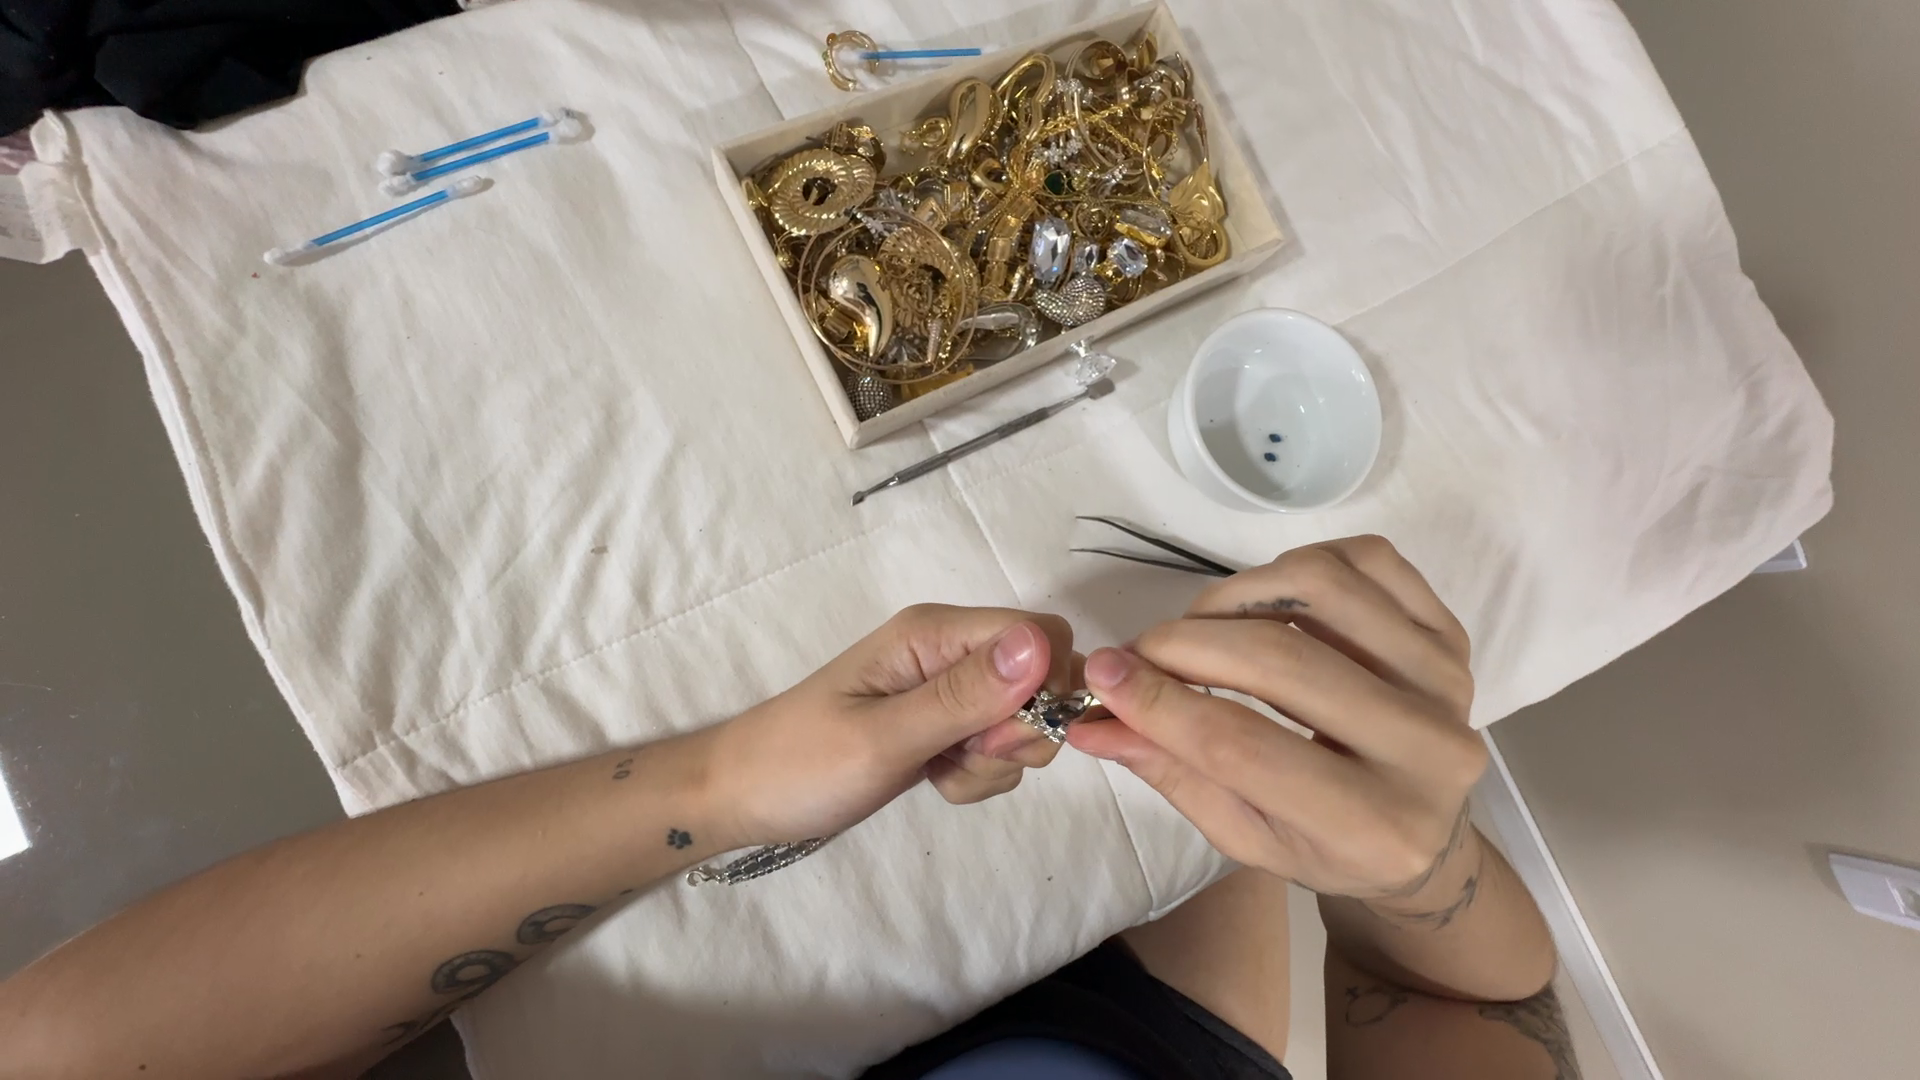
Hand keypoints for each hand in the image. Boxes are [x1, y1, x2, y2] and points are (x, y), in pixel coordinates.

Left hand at [710, 604, 1075, 845]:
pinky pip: (996, 747)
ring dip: (994, 761)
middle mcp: (950, 651)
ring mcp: (948, 688)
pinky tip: (934, 779)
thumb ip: (964, 696)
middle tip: (965, 758)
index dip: (1046, 687)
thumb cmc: (802, 764)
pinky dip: (977, 773)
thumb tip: (1041, 645)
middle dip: (1020, 732)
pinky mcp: (945, 722)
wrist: (746, 797)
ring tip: (938, 772)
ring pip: (1021, 720)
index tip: (1003, 737)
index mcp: (935, 633)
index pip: (1040, 634)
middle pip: (1041, 679)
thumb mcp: (883, 737)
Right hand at [1069, 536, 1485, 902]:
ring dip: (1232, 596)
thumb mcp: (1240, 833)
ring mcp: (1447, 678)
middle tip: (1137, 651)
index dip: (1157, 703)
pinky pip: (1363, 557)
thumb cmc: (1322, 843)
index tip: (1099, 674)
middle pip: (1280, 660)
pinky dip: (1293, 565)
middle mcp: (1428, 748)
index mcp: (1371, 825)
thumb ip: (1167, 771)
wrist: (1424, 833)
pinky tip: (1264, 602)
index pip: (1241, 747)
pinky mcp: (1450, 631)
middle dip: (1183, 644)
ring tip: (1201, 627)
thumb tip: (1090, 722)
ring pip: (1318, 586)